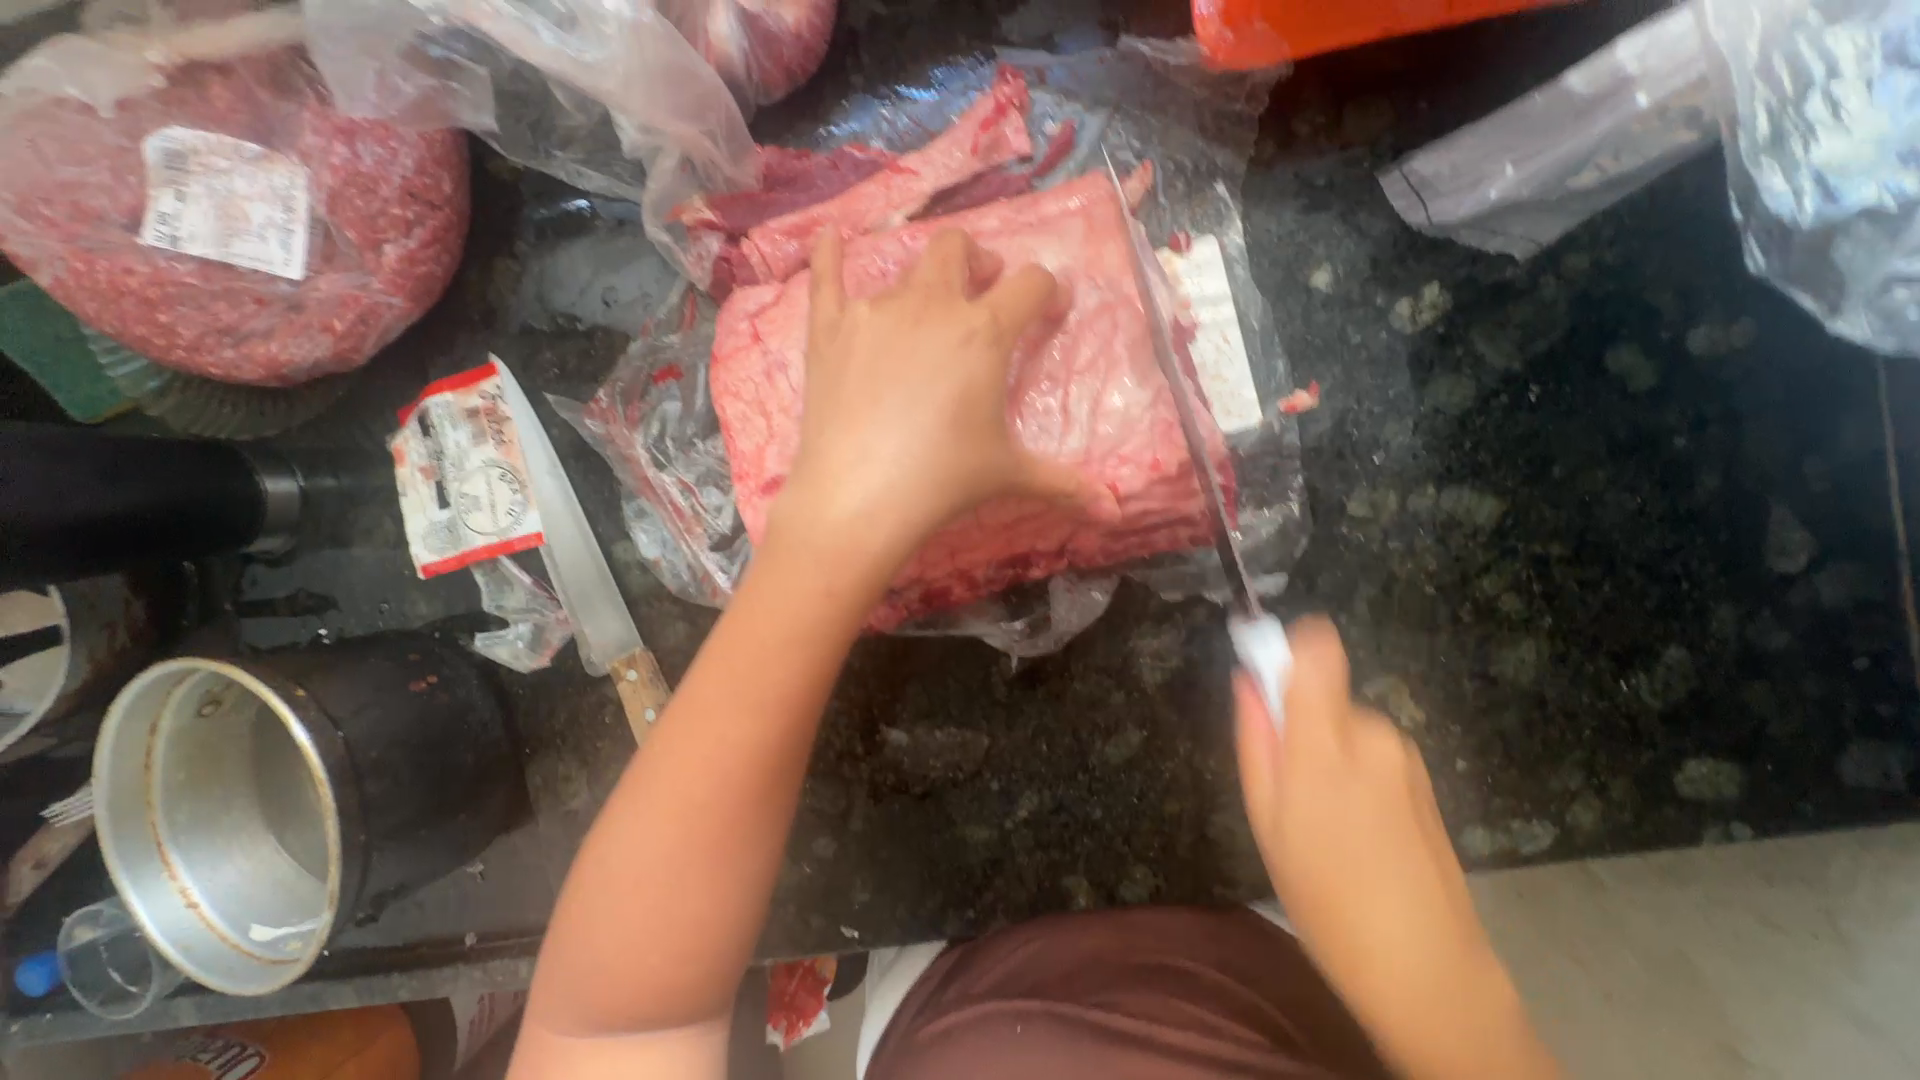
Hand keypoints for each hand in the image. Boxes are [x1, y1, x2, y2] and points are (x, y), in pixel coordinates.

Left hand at [772, 228, 1113, 568]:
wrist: (859, 496)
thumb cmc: (943, 480)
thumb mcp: (1009, 476)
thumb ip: (1063, 484)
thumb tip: (1114, 513)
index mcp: (984, 331)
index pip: (1030, 284)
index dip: (1047, 291)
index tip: (1050, 310)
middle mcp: (932, 306)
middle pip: (958, 248)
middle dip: (978, 260)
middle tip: (982, 288)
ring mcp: (876, 311)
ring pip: (904, 268)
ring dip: (923, 279)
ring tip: (925, 307)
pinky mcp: (829, 328)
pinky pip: (825, 275)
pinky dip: (829, 255)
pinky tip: (830, 240)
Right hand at [1235, 617, 1557, 1078]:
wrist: (1425, 966)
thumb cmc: (1323, 897)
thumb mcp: (1265, 821)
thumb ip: (1256, 741)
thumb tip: (1247, 681)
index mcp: (1327, 742)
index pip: (1318, 648)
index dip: (1289, 644)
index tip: (1266, 673)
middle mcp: (1372, 733)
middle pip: (1324, 691)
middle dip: (1299, 722)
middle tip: (1286, 790)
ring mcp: (1405, 754)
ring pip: (1347, 725)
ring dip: (1327, 753)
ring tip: (1322, 822)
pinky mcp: (1424, 776)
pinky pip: (1371, 751)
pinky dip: (1354, 773)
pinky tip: (1357, 831)